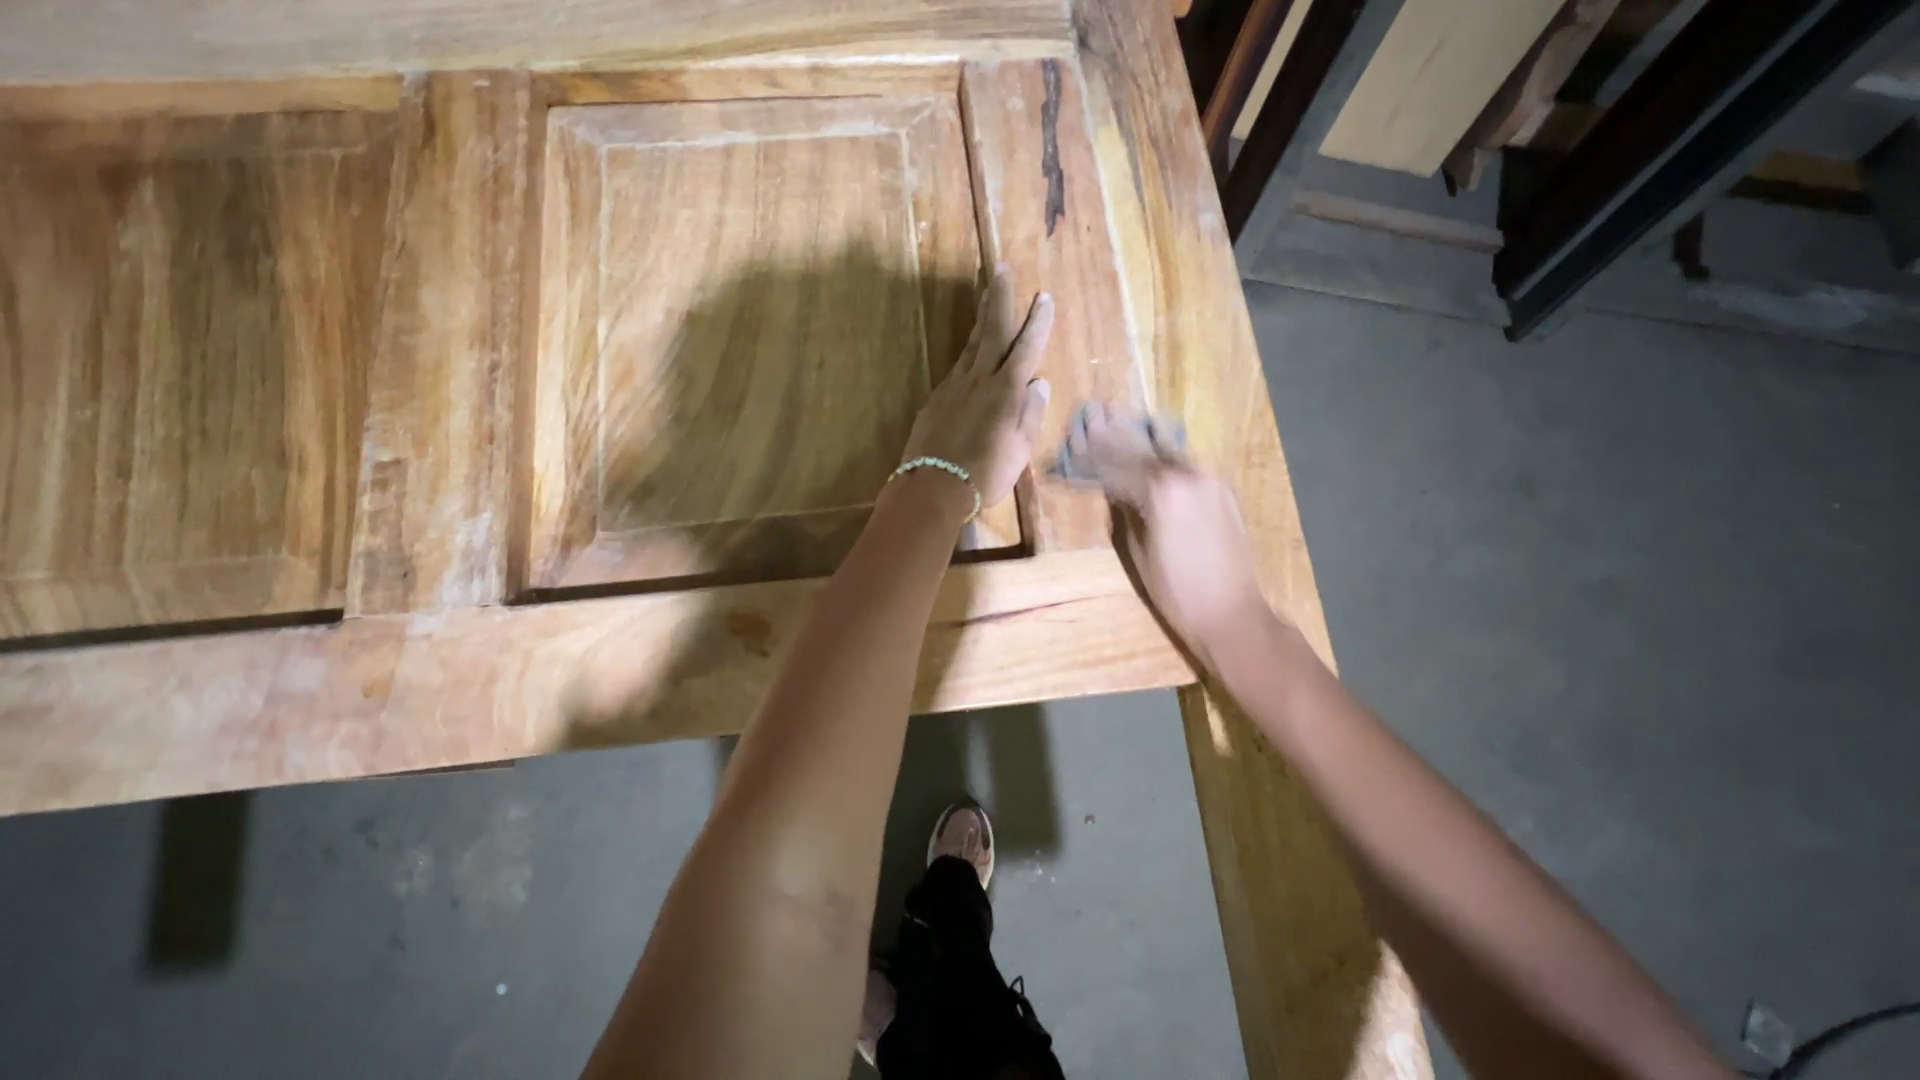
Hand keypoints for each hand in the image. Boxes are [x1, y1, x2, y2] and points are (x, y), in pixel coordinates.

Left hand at [901, 264, 1052, 507]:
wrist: (934, 487)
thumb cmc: (986, 474)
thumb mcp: (1019, 449)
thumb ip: (1030, 413)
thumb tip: (1039, 382)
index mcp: (1006, 392)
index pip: (1026, 349)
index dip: (1037, 323)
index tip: (1043, 297)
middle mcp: (980, 380)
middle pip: (993, 331)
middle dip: (1000, 299)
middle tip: (1001, 268)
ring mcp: (955, 387)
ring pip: (972, 344)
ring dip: (982, 317)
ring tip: (987, 294)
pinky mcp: (937, 398)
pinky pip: (958, 366)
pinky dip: (969, 349)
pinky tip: (972, 347)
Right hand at [1063, 402, 1276, 663]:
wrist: (1232, 612)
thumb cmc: (1176, 591)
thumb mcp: (1138, 552)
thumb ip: (1125, 512)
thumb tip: (1114, 489)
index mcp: (1160, 490)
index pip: (1115, 466)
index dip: (1089, 457)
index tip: (1070, 441)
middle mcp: (1186, 474)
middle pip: (1141, 449)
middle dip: (1114, 435)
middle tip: (1093, 415)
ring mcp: (1207, 478)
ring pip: (1166, 450)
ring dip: (1140, 437)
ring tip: (1118, 417)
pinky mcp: (1220, 489)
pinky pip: (1185, 463)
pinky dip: (1164, 452)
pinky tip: (1152, 439)